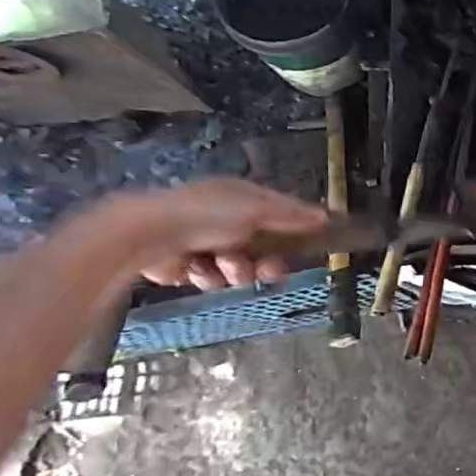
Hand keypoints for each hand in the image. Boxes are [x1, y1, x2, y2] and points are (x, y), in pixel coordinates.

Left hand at [105, 178, 327, 290]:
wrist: (149, 234)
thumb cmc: (207, 214)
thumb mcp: (256, 209)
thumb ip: (291, 215)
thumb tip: (326, 216)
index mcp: (245, 197)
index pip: (283, 213)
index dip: (299, 229)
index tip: (313, 246)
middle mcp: (229, 218)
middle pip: (265, 247)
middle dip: (266, 262)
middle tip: (268, 272)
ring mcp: (209, 242)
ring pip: (241, 267)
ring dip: (235, 270)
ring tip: (221, 265)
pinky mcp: (191, 266)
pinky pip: (214, 278)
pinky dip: (208, 276)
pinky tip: (197, 269)